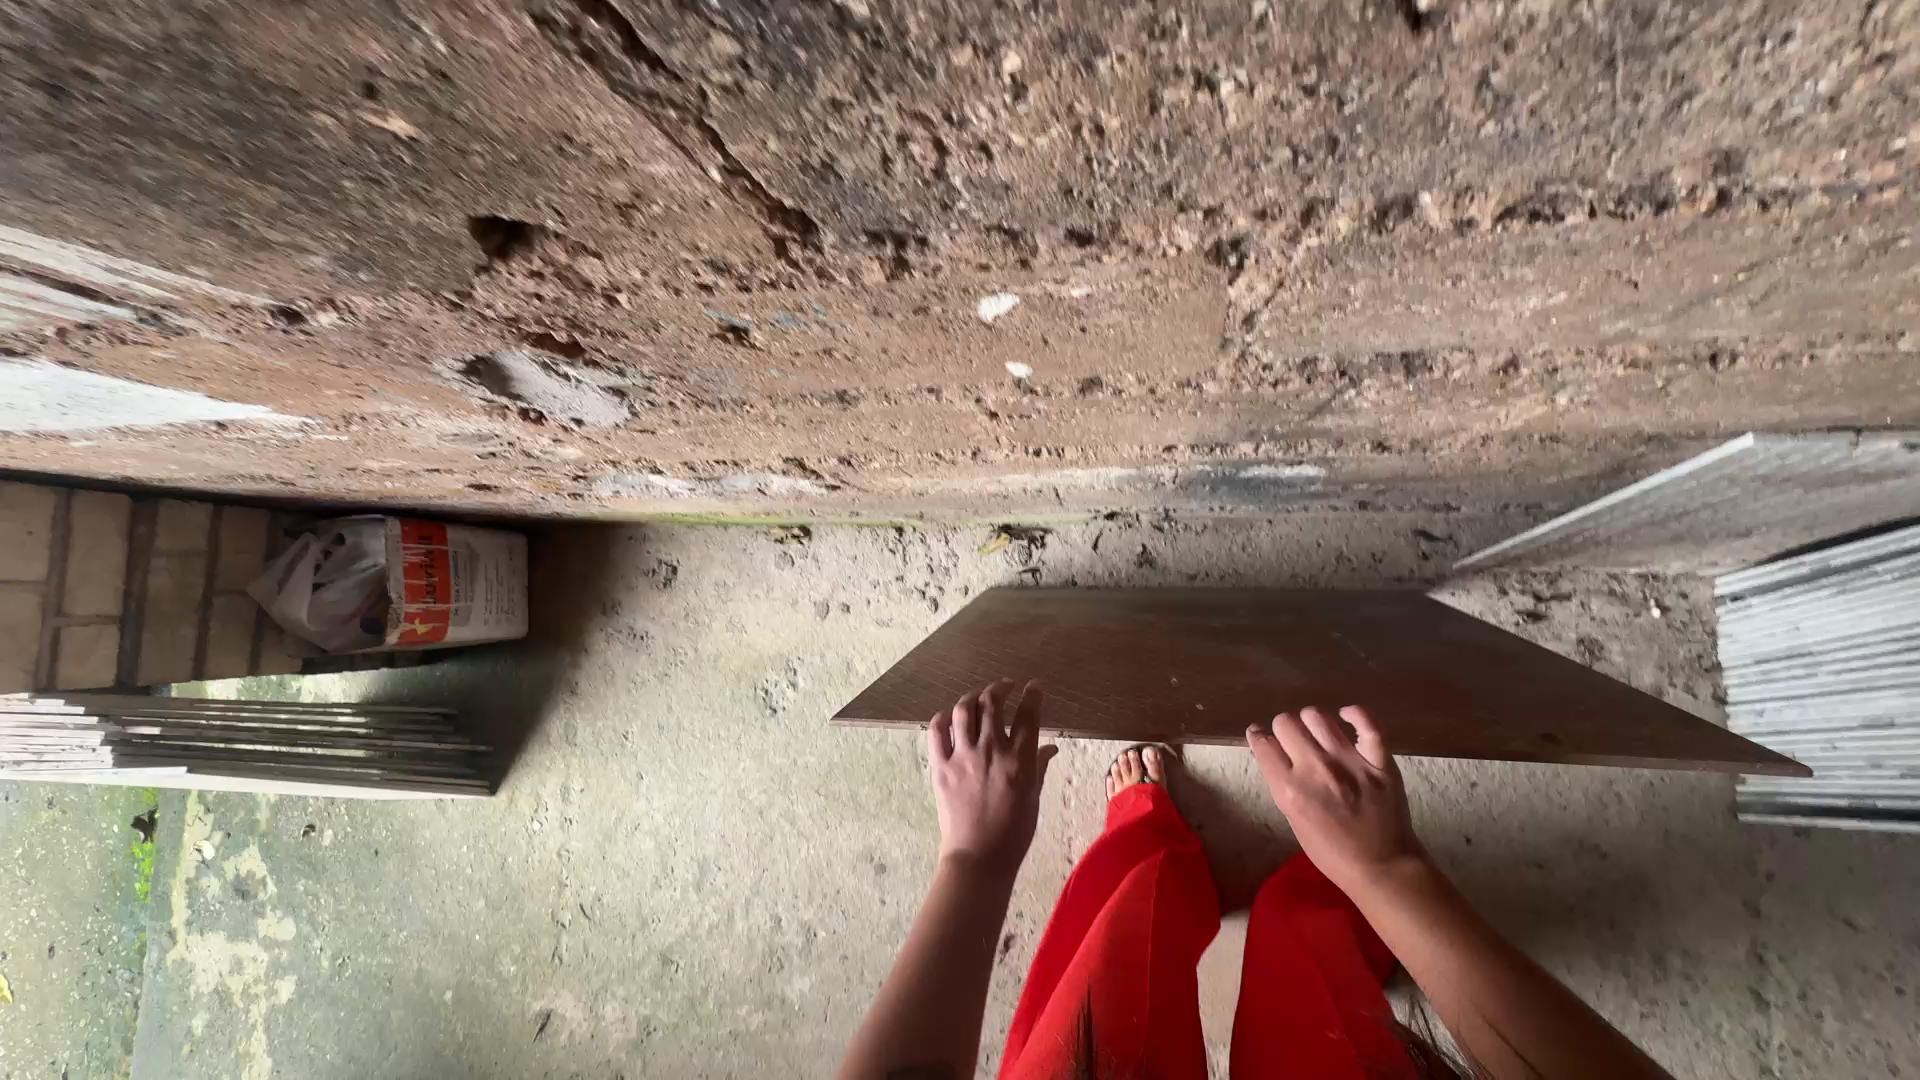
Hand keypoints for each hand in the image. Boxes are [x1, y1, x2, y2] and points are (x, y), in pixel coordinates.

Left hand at [928, 679, 1056, 873]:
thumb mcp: (1034, 797)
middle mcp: (991, 751)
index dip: (1032, 695)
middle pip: (992, 703)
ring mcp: (963, 757)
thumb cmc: (1014, 832)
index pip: (1028, 715)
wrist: (979, 857)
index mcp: (1020, 760)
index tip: (1033, 686)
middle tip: (1005, 686)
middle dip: (1000, 687)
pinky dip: (943, 717)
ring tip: (978, 697)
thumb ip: (1040, 766)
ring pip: (963, 710)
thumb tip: (1050, 746)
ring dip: (972, 697)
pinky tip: (950, 717)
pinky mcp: (941, 766)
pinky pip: (937, 730)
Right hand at [1246, 706, 1428, 895]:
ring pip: (1317, 715)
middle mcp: (1316, 769)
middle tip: (1292, 741)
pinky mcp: (1379, 761)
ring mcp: (1350, 762)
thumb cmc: (1331, 852)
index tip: (1261, 737)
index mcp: (1290, 788)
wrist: (1383, 868)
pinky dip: (1354, 714)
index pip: (1263, 743)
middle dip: (1283, 729)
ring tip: (1316, 733)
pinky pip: (1366, 723)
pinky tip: (1345, 717)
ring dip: (1310, 721)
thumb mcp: (1292, 820)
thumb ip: (1282, 784)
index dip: (1258, 737)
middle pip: (1285, 722)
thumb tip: (1273, 753)